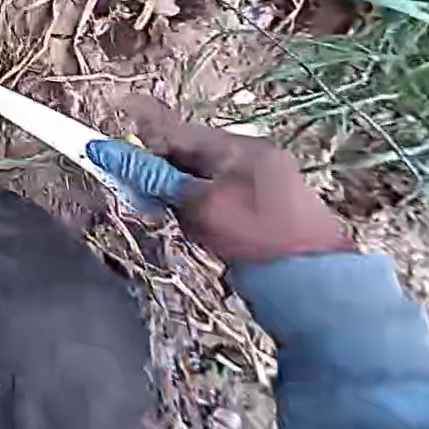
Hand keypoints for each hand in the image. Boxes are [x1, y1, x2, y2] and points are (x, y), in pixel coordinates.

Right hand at [113, 95, 352, 264]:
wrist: (322, 297)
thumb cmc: (255, 239)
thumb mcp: (197, 205)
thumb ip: (150, 177)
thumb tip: (105, 151)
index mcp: (240, 147)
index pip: (176, 130)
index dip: (138, 135)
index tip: (106, 143)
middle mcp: (252, 157)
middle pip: (186, 153)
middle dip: (159, 172)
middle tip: (142, 196)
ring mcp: (263, 183)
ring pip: (198, 176)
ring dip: (177, 193)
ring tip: (179, 220)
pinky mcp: (266, 209)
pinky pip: (216, 195)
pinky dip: (198, 207)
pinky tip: (200, 229)